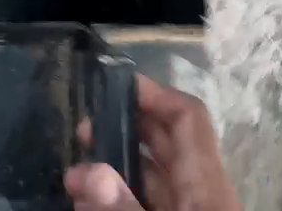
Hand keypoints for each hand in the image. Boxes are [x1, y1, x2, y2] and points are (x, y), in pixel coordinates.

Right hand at [64, 75, 239, 210]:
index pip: (187, 115)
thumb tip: (84, 169)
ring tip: (74, 175)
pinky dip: (120, 198)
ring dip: (113, 170)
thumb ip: (123, 207)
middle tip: (82, 130)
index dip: (153, 92)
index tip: (112, 83)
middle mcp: (202, 192)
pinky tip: (87, 204)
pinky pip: (150, 203)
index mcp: (207, 183)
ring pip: (153, 178)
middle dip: (122, 129)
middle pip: (165, 142)